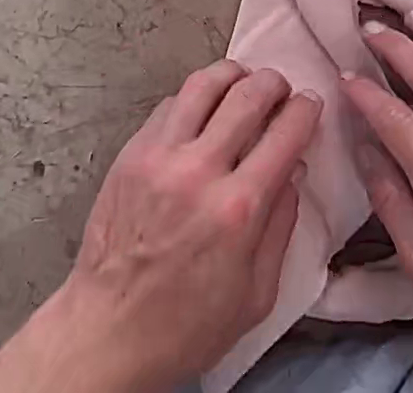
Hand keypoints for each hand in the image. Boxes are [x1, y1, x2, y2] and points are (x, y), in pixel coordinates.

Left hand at [0, 61, 321, 392]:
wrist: (103, 337)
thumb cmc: (188, 325)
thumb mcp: (258, 292)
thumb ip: (283, 223)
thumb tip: (294, 168)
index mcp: (239, 208)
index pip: (288, 129)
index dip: (307, 108)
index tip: (309, 106)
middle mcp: (199, 171)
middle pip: (250, 92)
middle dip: (275, 83)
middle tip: (280, 94)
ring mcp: (158, 158)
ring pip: (205, 82)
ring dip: (234, 75)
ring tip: (243, 87)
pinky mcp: (130, 155)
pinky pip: (171, 103)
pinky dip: (196, 99)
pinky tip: (203, 116)